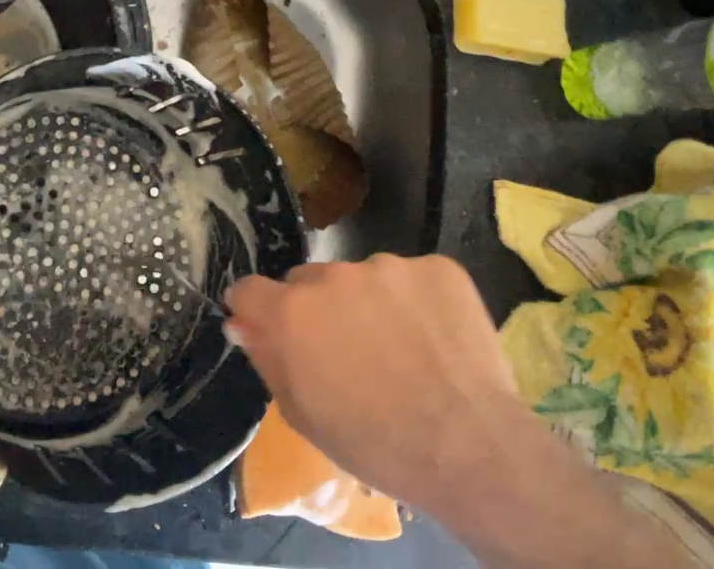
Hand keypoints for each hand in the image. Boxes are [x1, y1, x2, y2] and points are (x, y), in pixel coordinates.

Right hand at [224, 254, 519, 508]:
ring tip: (402, 350)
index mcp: (291, 313)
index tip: (270, 329)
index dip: (256, 310)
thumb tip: (242, 323)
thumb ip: (267, 359)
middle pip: (308, 282)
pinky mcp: (438, 268)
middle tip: (348, 352)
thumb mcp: (303, 414)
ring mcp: (388, 267)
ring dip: (369, 304)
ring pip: (363, 279)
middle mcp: (333, 276)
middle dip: (317, 309)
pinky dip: (417, 302)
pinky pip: (413, 279)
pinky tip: (436, 340)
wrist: (471, 446)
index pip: (249, 289)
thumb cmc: (375, 444)